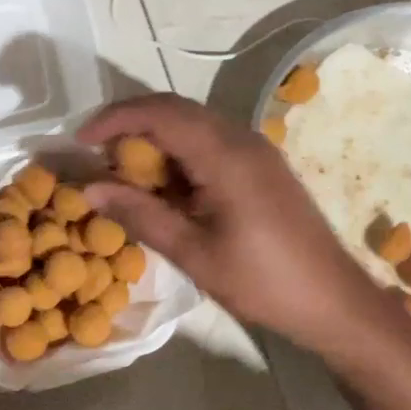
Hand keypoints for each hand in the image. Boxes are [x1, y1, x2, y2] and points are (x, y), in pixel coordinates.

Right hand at [77, 95, 387, 354]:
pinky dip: (178, 155)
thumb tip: (91, 189)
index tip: (79, 141)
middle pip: (176, 110)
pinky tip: (163, 188)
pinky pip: (211, 144)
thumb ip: (141, 215)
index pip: (160, 113)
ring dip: (154, 141)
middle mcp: (242, 138)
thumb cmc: (261, 281)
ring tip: (122, 175)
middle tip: (95, 157)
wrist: (331, 298)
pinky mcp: (262, 167)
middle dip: (130, 126)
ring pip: (193, 126)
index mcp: (225, 154)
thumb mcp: (193, 253)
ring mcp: (256, 150)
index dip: (114, 119)